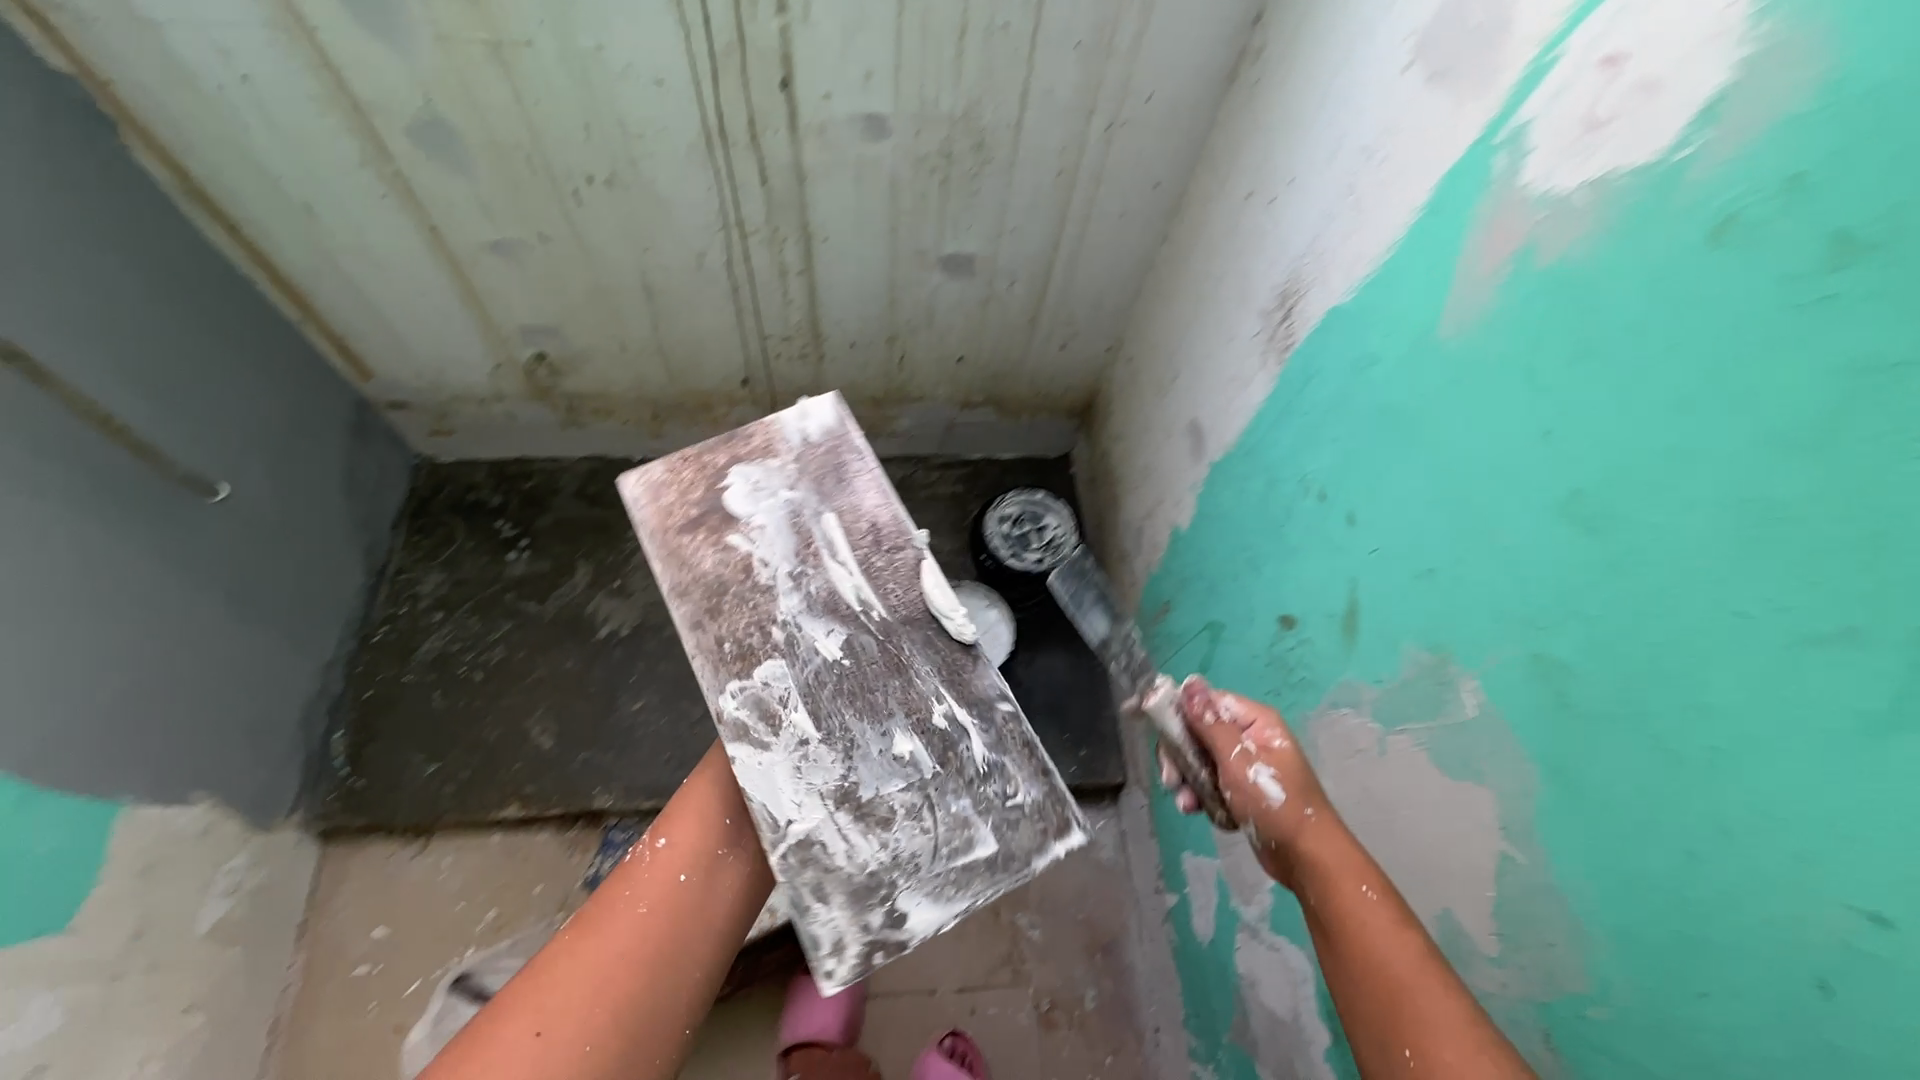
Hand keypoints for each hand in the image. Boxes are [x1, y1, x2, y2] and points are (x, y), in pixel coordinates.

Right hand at [1159, 676, 1342, 889]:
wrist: (1305, 858)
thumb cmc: (1275, 804)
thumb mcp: (1238, 761)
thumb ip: (1210, 723)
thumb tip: (1189, 682)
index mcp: (1254, 722)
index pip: (1206, 702)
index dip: (1177, 712)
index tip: (1151, 727)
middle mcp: (1248, 737)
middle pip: (1197, 732)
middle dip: (1180, 756)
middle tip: (1170, 778)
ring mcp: (1243, 765)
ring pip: (1198, 760)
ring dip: (1187, 780)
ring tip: (1187, 803)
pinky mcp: (1239, 790)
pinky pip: (1208, 783)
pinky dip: (1200, 796)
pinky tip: (1198, 811)